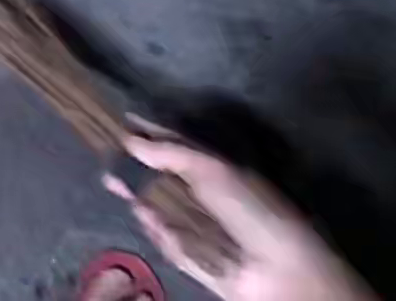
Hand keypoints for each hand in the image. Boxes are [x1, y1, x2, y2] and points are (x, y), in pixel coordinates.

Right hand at [105, 133, 372, 300]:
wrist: (285, 274)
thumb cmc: (250, 208)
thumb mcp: (209, 168)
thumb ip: (170, 153)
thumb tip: (131, 139)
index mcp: (220, 169)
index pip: (179, 145)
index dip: (153, 133)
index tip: (125, 121)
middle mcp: (214, 198)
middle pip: (170, 179)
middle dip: (142, 169)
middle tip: (110, 160)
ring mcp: (210, 233)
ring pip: (169, 212)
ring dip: (145, 200)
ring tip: (117, 185)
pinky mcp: (206, 266)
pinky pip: (176, 247)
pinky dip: (159, 235)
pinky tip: (142, 219)